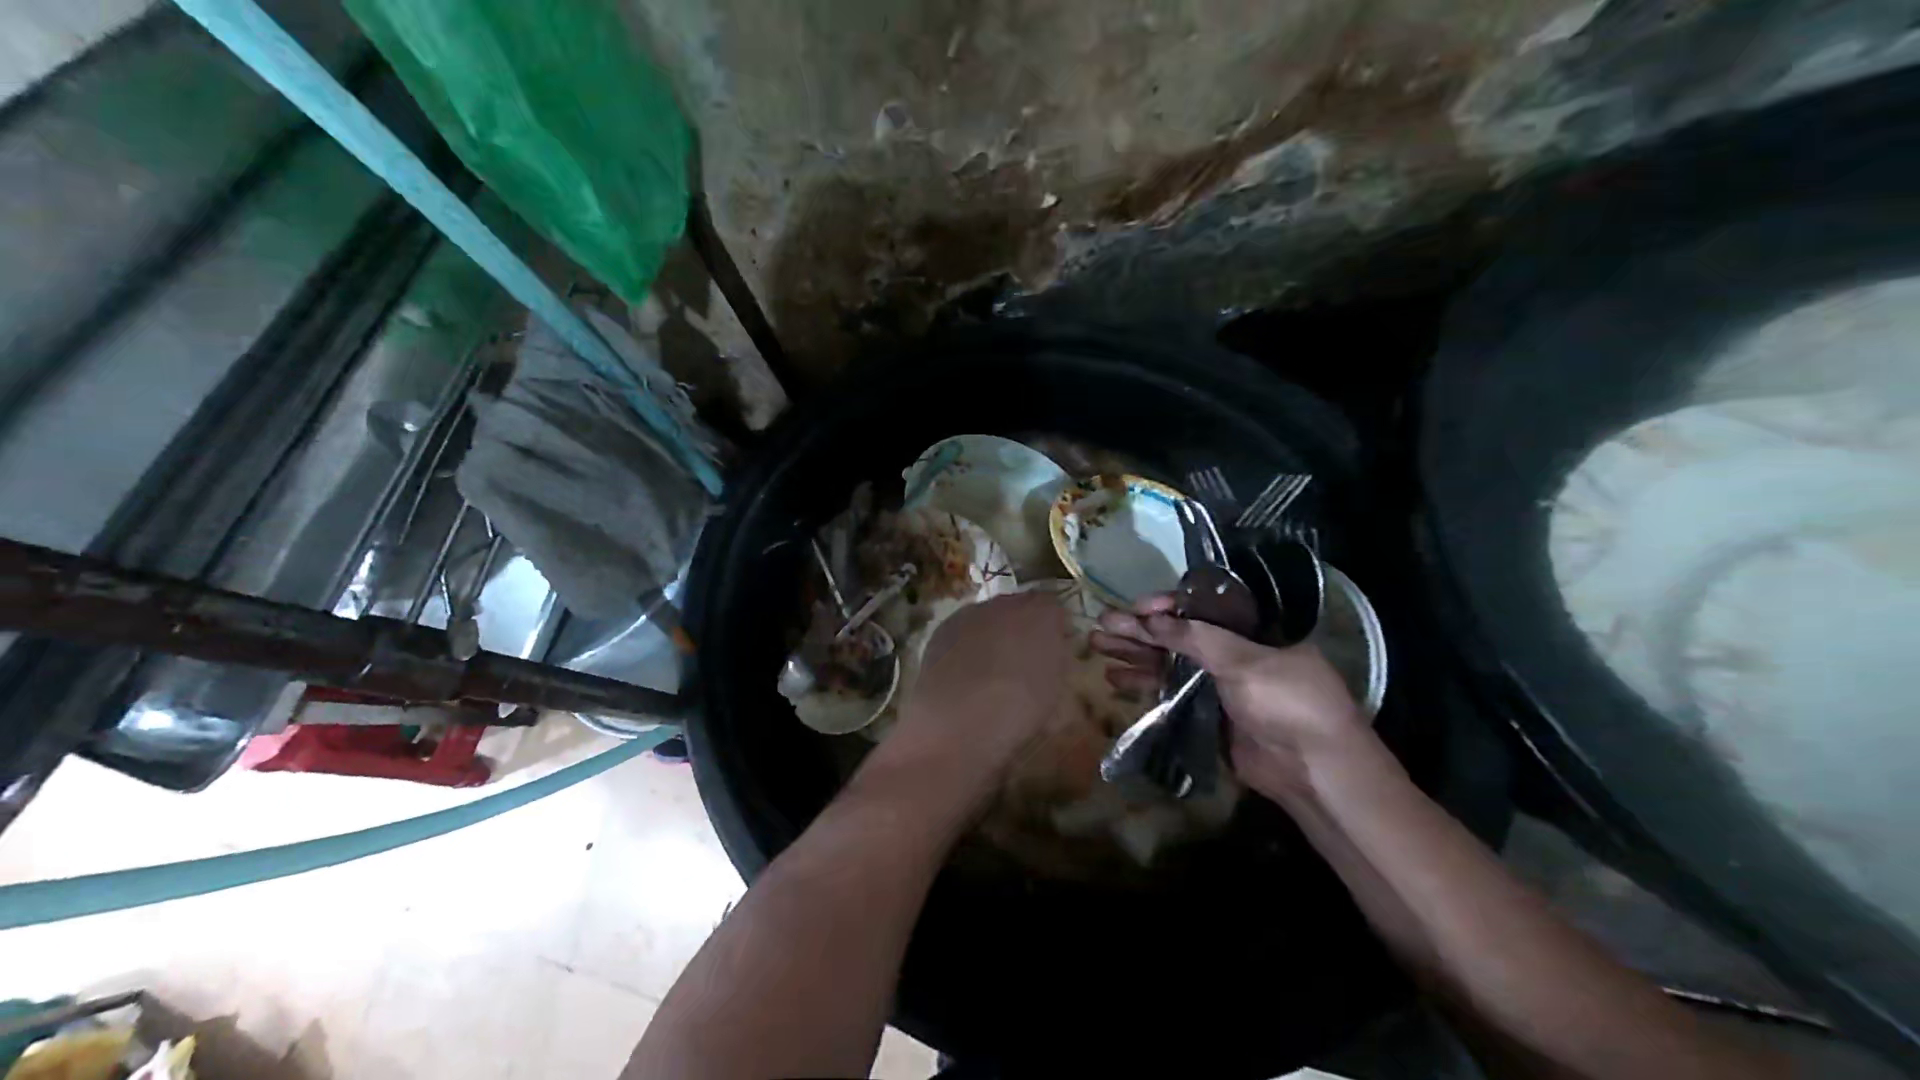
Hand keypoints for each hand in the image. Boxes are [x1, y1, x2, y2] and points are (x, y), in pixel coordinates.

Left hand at [883, 591, 1071, 795]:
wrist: (959, 724)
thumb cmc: (1020, 711)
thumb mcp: (1056, 688)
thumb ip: (1055, 658)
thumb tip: (1050, 649)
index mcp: (1042, 614)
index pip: (1053, 607)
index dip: (1053, 628)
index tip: (1053, 650)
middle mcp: (1006, 604)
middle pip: (1019, 606)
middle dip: (1022, 627)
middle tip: (1022, 660)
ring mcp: (970, 613)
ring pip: (988, 617)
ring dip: (992, 634)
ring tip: (989, 670)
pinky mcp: (942, 629)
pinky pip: (962, 631)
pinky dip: (966, 645)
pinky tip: (963, 673)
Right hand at [1090, 593, 1369, 801]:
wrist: (1313, 771)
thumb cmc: (1289, 703)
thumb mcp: (1245, 662)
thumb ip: (1195, 638)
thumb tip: (1149, 618)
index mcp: (1253, 629)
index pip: (1203, 607)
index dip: (1168, 605)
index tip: (1138, 608)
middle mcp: (1234, 651)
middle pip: (1178, 633)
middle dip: (1140, 629)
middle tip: (1102, 622)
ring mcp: (1219, 684)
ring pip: (1169, 662)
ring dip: (1134, 653)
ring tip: (1097, 644)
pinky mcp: (1206, 713)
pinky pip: (1169, 691)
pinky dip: (1143, 684)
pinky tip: (1114, 679)